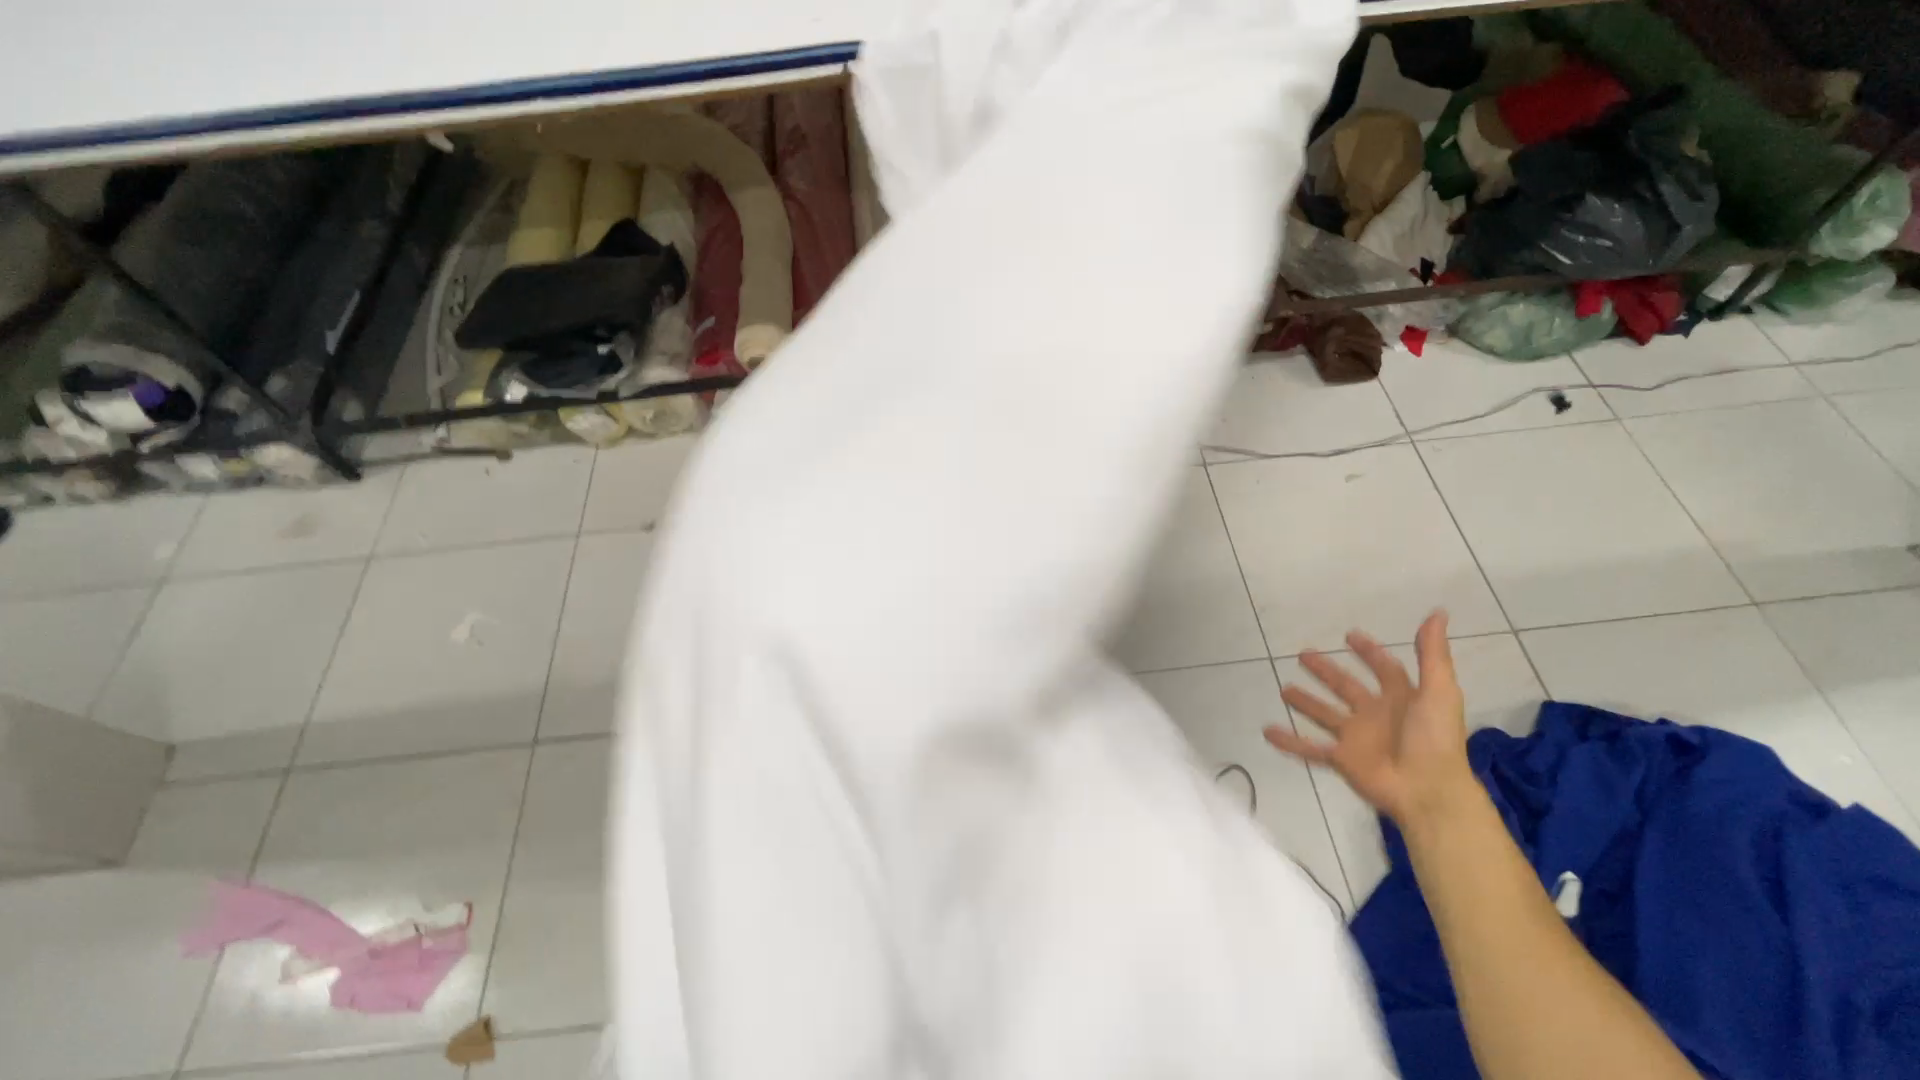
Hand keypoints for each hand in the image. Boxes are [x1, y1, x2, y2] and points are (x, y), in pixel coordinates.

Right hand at [1263, 611, 1474, 826]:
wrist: (1427, 789)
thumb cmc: (1435, 738)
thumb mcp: (1439, 690)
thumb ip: (1433, 653)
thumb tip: (1437, 612)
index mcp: (1401, 698)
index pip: (1383, 669)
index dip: (1369, 652)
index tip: (1349, 636)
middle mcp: (1375, 714)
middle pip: (1346, 687)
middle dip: (1326, 671)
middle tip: (1302, 654)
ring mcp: (1356, 738)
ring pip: (1325, 714)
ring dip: (1306, 703)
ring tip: (1283, 690)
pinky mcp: (1341, 759)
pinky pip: (1309, 749)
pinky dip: (1289, 741)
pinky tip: (1267, 731)